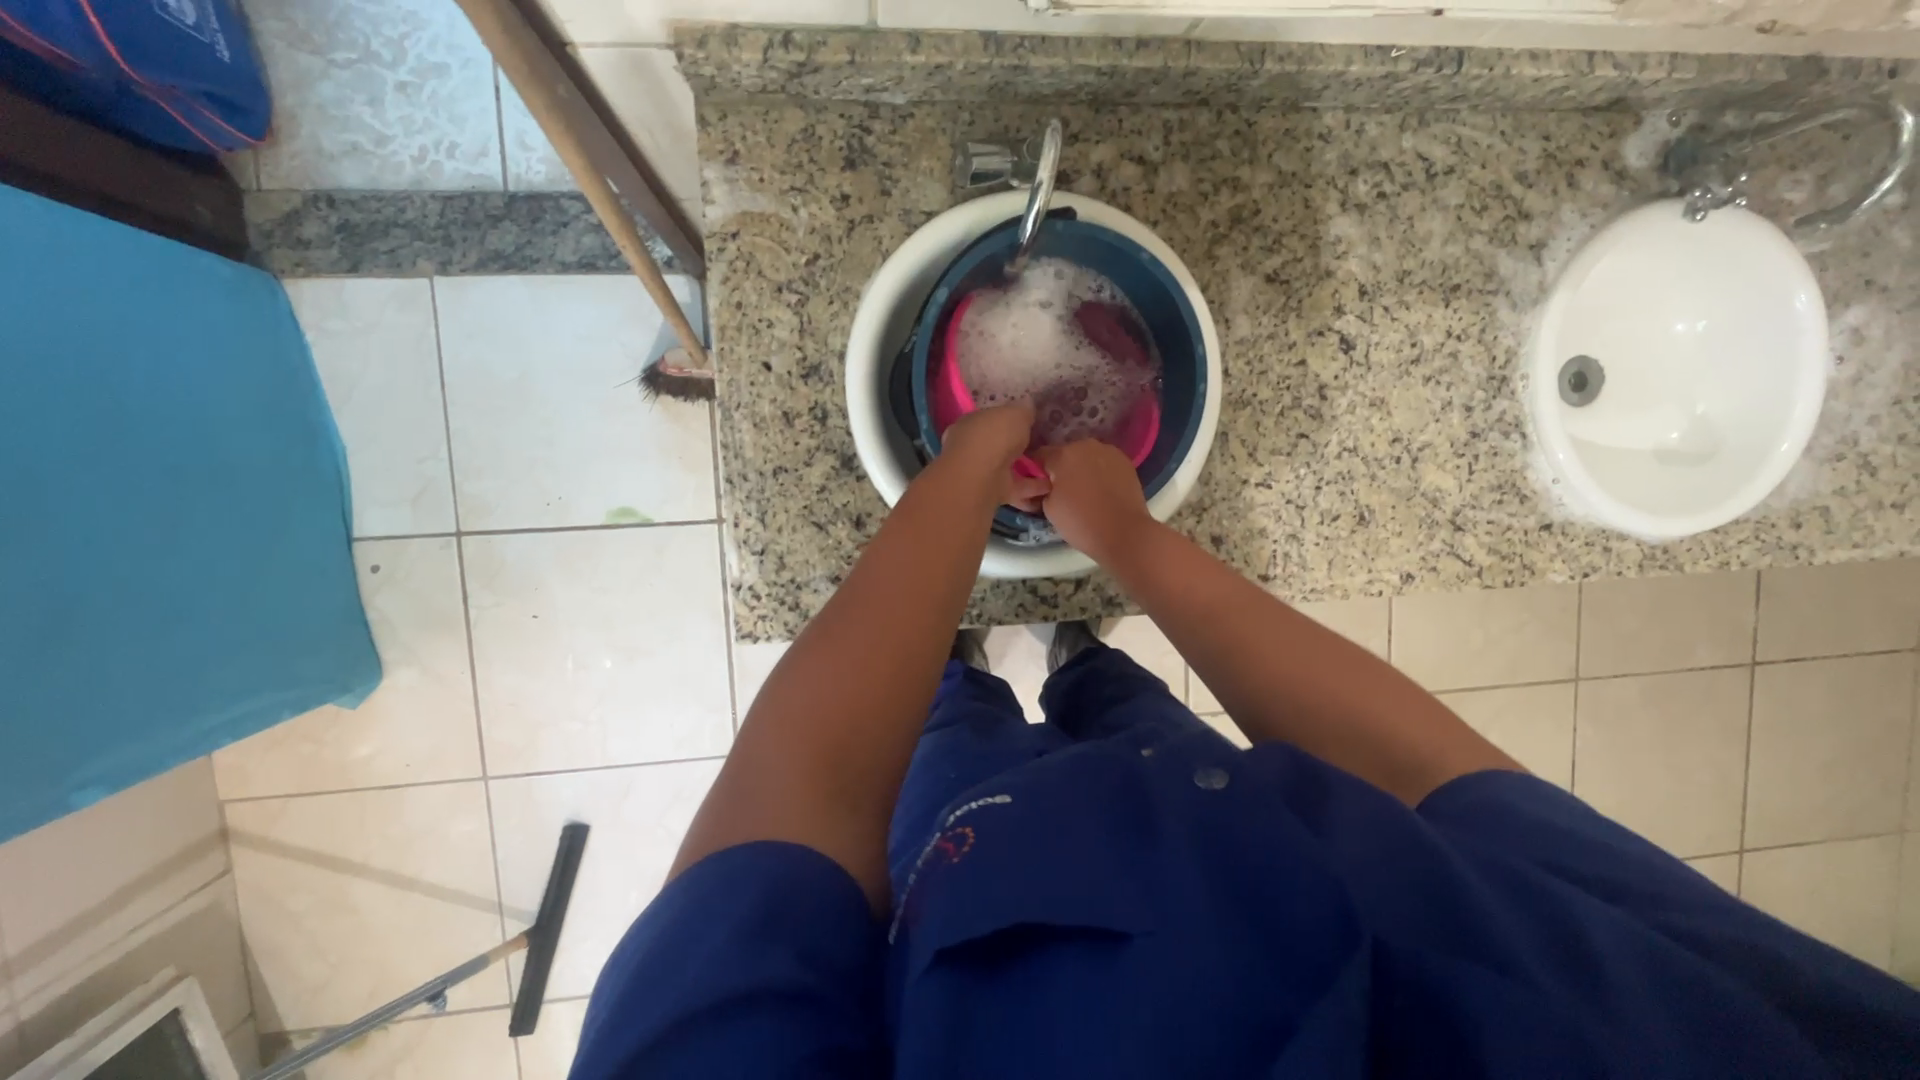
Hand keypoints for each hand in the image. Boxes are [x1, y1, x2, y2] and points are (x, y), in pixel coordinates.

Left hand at [940, 403, 1050, 509]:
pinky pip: (1016, 488)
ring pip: (1005, 468)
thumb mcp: (1016, 413)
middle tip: (1039, 444)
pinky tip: (1051, 485)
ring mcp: (980, 472)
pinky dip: (1032, 487)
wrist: (982, 476)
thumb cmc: (994, 435)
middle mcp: (971, 448)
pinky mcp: (992, 493)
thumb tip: (1028, 404)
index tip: (1026, 422)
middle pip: (996, 445)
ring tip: (1050, 466)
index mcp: (971, 424)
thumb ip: (1023, 410)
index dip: (1006, 420)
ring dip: (1025, 468)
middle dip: (1014, 446)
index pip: (989, 419)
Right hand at [1035, 440, 1154, 562]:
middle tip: (1064, 490)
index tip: (1040, 485)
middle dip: (1062, 468)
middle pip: (1065, 453)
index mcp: (1062, 455)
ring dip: (1082, 468)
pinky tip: (1103, 489)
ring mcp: (1108, 451)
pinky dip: (1100, 471)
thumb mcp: (1048, 508)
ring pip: (1086, 456)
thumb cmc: (1081, 522)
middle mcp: (1085, 445)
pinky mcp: (1125, 460)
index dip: (1037, 470)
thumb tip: (1048, 483)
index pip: (1039, 455)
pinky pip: (1104, 462)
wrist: (1124, 532)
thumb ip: (1044, 488)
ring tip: (1086, 491)